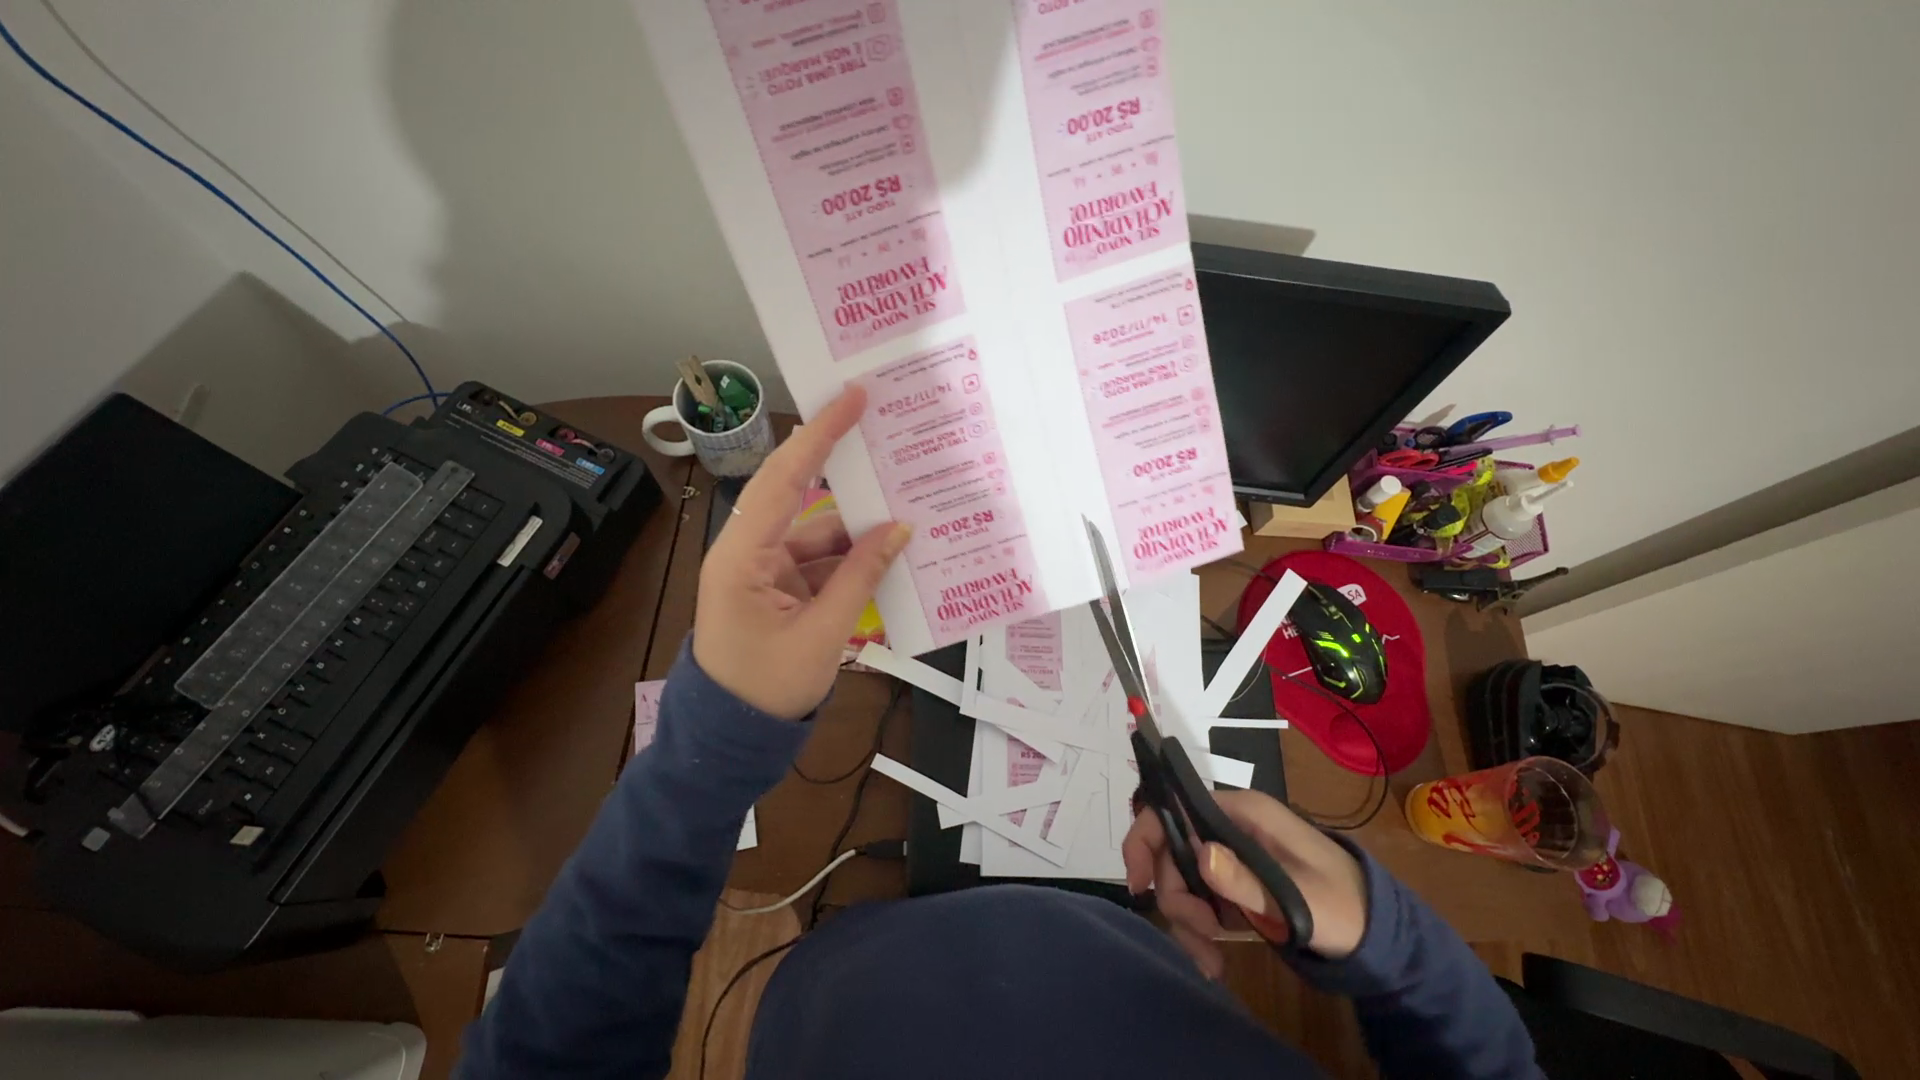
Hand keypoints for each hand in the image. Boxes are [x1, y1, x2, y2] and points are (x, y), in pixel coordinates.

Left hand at [693, 385, 912, 720]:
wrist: (729, 738)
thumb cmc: (768, 689)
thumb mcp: (823, 634)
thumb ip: (862, 577)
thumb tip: (900, 529)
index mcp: (742, 555)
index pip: (784, 479)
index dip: (820, 436)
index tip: (851, 398)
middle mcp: (748, 550)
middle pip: (798, 493)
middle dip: (838, 462)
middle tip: (879, 425)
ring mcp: (762, 569)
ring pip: (816, 531)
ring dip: (857, 526)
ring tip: (905, 504)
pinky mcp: (776, 587)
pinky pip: (818, 559)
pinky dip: (851, 558)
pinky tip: (889, 554)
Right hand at [1122, 789, 1367, 977]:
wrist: (1378, 935)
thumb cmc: (1344, 907)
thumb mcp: (1298, 899)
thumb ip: (1246, 880)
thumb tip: (1199, 854)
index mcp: (1242, 813)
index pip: (1172, 809)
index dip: (1145, 840)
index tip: (1139, 887)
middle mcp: (1229, 825)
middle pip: (1171, 851)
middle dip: (1177, 898)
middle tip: (1203, 935)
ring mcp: (1230, 853)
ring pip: (1181, 879)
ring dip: (1187, 921)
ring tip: (1212, 960)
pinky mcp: (1233, 881)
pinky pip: (1198, 899)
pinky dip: (1198, 930)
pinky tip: (1214, 958)